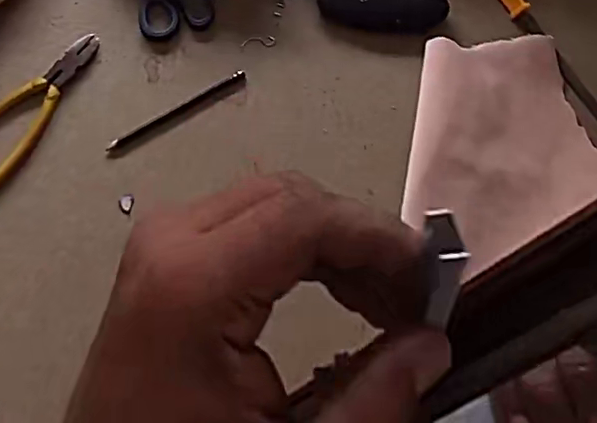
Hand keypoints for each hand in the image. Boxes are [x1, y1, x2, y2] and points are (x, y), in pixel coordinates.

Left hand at [64, 172, 450, 422]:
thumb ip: (369, 400)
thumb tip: (431, 343)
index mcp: (190, 280)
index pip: (300, 216)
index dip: (374, 235)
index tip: (428, 271)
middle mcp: (172, 235)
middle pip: (289, 197)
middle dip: (358, 238)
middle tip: (412, 296)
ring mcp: (165, 235)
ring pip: (273, 200)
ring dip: (334, 240)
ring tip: (384, 301)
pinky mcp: (168, 247)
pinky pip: (249, 219)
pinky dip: (300, 246)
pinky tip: (338, 289)